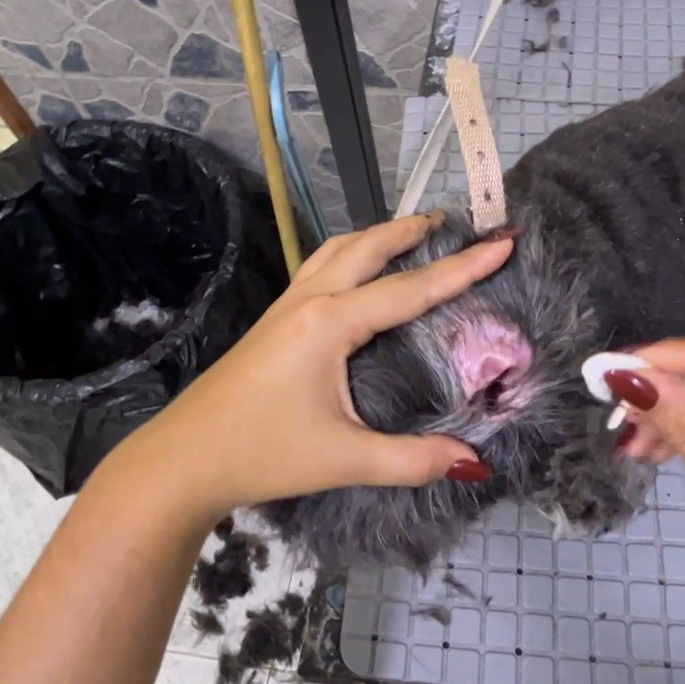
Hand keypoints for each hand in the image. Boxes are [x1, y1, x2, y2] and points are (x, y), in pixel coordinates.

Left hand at [125, 212, 512, 521]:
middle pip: (367, 247)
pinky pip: (320, 267)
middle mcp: (308, 301)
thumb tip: (473, 461)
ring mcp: (286, 306)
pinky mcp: (273, 320)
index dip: (461, 269)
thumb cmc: (262, 453)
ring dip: (378, 236)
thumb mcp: (343, 459)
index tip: (501, 243)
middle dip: (413, 229)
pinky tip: (360, 274)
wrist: (183, 458)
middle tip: (455, 222)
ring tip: (412, 233)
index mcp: (329, 323)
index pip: (408, 289)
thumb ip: (410, 459)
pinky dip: (352, 254)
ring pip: (337, 250)